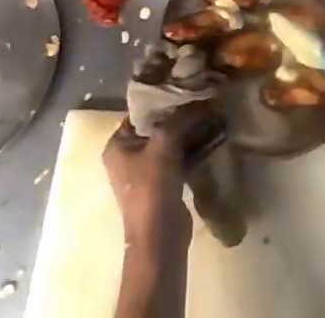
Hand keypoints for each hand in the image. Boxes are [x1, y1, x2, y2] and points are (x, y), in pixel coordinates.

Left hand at [103, 108, 204, 246]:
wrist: (160, 238)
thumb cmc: (152, 187)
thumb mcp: (164, 144)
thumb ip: (180, 118)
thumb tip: (201, 99)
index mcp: (116, 145)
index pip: (140, 112)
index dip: (161, 98)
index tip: (184, 87)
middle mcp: (126, 156)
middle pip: (155, 126)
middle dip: (177, 115)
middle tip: (200, 99)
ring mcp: (143, 172)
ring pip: (167, 142)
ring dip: (186, 131)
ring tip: (208, 114)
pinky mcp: (161, 184)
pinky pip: (175, 157)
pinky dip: (189, 148)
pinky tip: (207, 137)